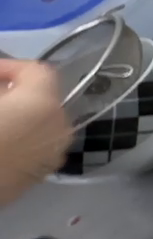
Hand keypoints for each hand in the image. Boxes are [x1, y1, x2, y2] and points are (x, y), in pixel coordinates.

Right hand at [0, 59, 71, 203]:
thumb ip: (0, 92)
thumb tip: (2, 90)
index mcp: (41, 106)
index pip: (39, 71)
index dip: (9, 66)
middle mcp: (60, 126)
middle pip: (41, 97)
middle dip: (10, 92)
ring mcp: (55, 151)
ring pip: (40, 122)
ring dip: (14, 116)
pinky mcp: (42, 172)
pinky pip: (35, 144)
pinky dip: (16, 136)